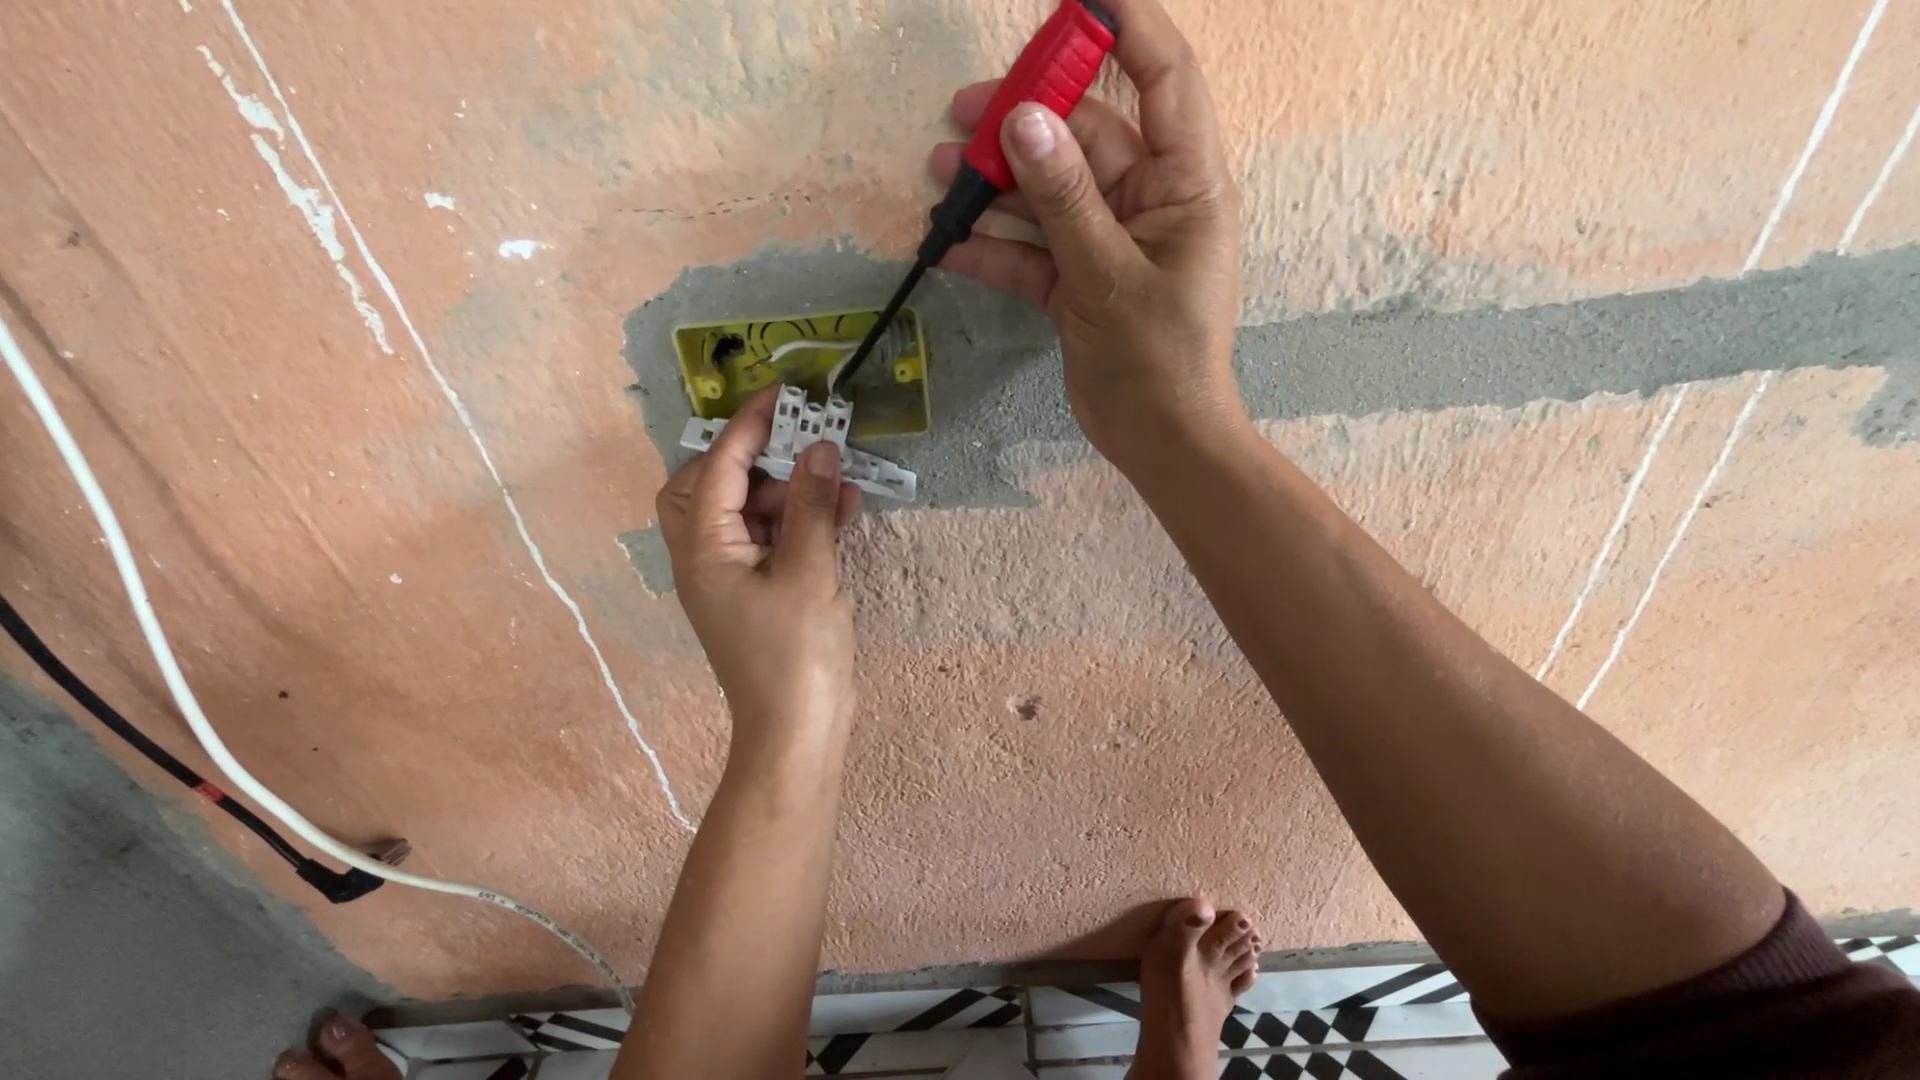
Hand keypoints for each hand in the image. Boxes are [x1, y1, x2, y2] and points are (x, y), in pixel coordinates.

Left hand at [655, 388, 862, 752]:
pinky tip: (845, 508)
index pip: (717, 469)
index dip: (747, 427)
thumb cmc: (796, 654)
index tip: (782, 395)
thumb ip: (812, 506)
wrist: (799, 732)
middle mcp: (707, 558)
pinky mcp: (761, 593)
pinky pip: (774, 541)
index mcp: (703, 550)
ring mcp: (733, 578)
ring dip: (790, 491)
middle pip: (711, 488)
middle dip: (754, 460)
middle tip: (798, 445)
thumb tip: (820, 449)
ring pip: (749, 513)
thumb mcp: (809, 571)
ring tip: (839, 477)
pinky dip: (802, 521)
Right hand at [930, 0, 1244, 467]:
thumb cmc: (1158, 359)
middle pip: (1085, 136)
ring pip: (1050, 192)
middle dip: (1024, 124)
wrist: (1158, 439)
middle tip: (962, 114)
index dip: (1126, 26)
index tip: (1073, 1)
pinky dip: (996, 247)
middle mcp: (1149, 201)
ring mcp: (1111, 241)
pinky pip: (1034, 248)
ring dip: (998, 186)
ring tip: (941, 175)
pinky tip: (950, 245)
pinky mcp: (1080, 280)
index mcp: (1185, 183)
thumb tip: (1023, 121)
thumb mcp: (1109, 273)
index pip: (1163, 78)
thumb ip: (1065, 198)